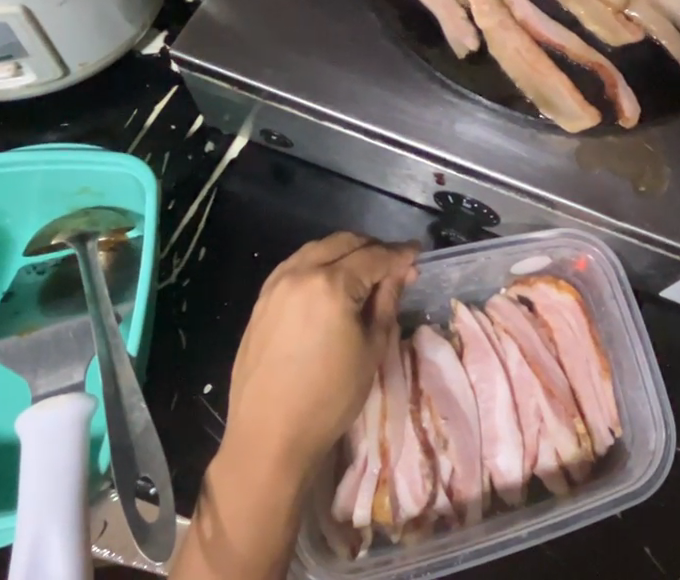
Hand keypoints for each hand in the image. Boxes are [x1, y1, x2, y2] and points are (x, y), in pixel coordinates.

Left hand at [226, 233, 417, 470]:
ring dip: (345, 253)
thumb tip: (400, 272)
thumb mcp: (372, 349)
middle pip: (344, 243)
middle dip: (373, 248)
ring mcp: (275, 285)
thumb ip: (387, 302)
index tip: (418, 254)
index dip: (400, 254)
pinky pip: (296, 266)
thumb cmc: (330, 397)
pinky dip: (319, 264)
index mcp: (331, 284)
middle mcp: (300, 273)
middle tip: (394, 266)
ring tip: (365, 273)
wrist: (269, 437)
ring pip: (317, 249)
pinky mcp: (261, 301)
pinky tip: (331, 284)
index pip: (375, 256)